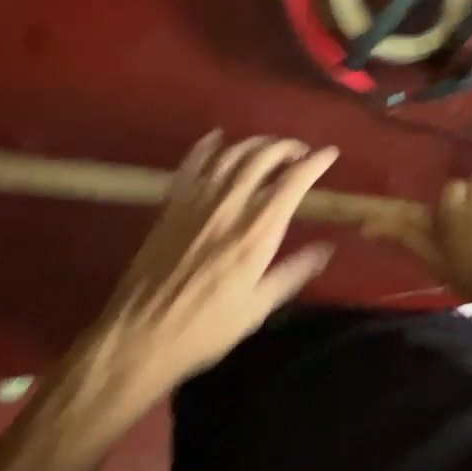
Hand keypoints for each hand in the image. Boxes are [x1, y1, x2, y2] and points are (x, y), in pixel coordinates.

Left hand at [93, 132, 337, 394]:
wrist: (142, 333)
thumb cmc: (206, 328)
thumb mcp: (258, 307)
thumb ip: (293, 272)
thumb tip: (325, 250)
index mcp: (257, 231)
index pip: (293, 181)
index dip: (315, 162)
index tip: (329, 154)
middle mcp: (230, 204)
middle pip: (264, 156)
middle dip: (287, 147)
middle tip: (300, 153)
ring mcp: (197, 200)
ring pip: (232, 153)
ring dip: (255, 143)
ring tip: (269, 148)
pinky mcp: (172, 203)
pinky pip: (192, 162)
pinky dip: (208, 145)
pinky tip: (217, 138)